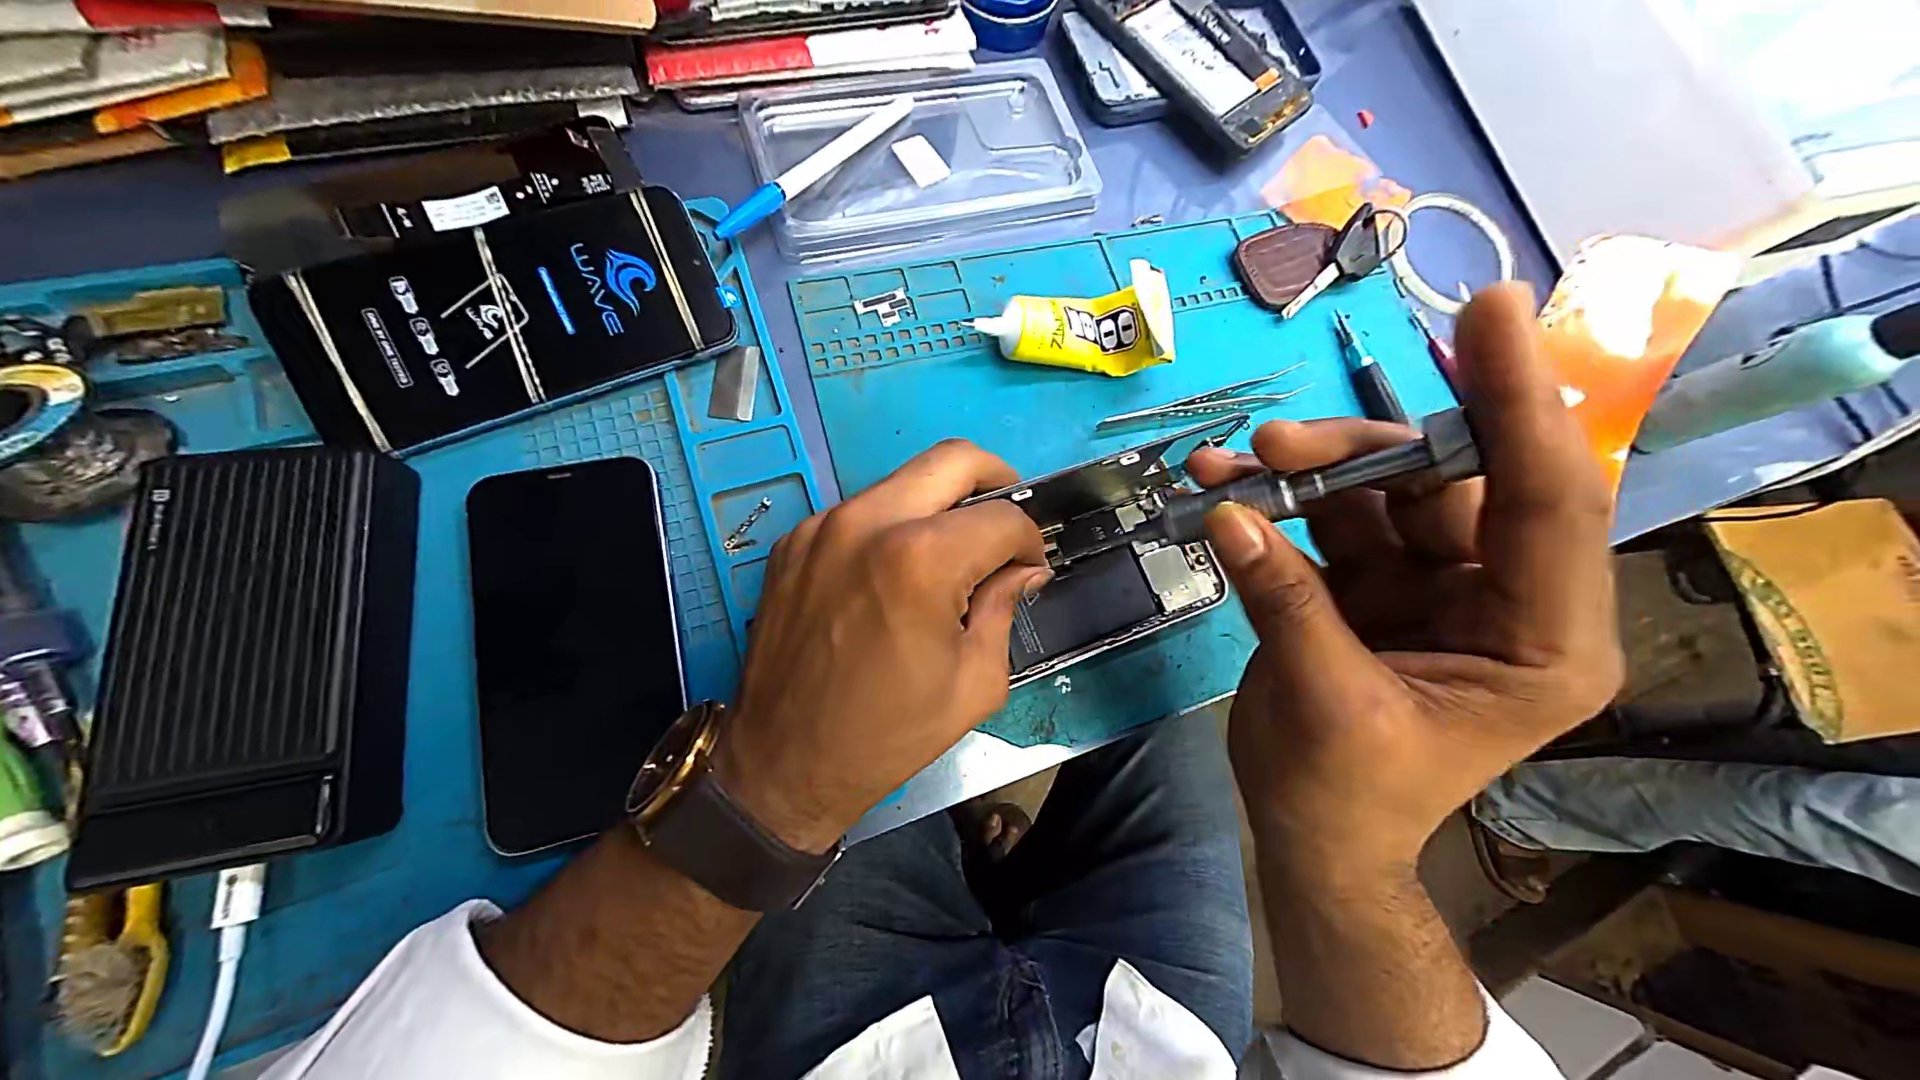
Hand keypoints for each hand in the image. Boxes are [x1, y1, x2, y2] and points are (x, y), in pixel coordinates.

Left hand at [713, 441, 1050, 852]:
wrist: (784, 762)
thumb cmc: (888, 733)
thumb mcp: (974, 681)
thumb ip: (1005, 607)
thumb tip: (1022, 569)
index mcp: (919, 559)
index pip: (1001, 517)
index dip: (1029, 541)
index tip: (1028, 566)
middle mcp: (867, 521)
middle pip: (953, 458)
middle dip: (995, 481)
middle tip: (1004, 526)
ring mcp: (822, 525)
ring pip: (904, 480)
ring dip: (941, 505)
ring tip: (950, 555)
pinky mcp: (794, 541)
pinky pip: (861, 510)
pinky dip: (893, 526)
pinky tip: (894, 573)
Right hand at [1187, 284, 1622, 875]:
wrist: (1309, 834)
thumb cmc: (1345, 795)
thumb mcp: (1324, 702)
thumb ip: (1284, 600)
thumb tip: (1228, 512)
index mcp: (1538, 638)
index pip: (1545, 500)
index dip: (1518, 404)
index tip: (1492, 313)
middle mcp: (1492, 595)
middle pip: (1439, 483)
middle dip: (1357, 451)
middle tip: (1274, 442)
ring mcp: (1422, 585)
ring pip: (1372, 493)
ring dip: (1300, 472)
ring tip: (1231, 464)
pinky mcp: (1362, 586)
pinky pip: (1320, 524)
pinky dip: (1271, 506)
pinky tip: (1220, 488)